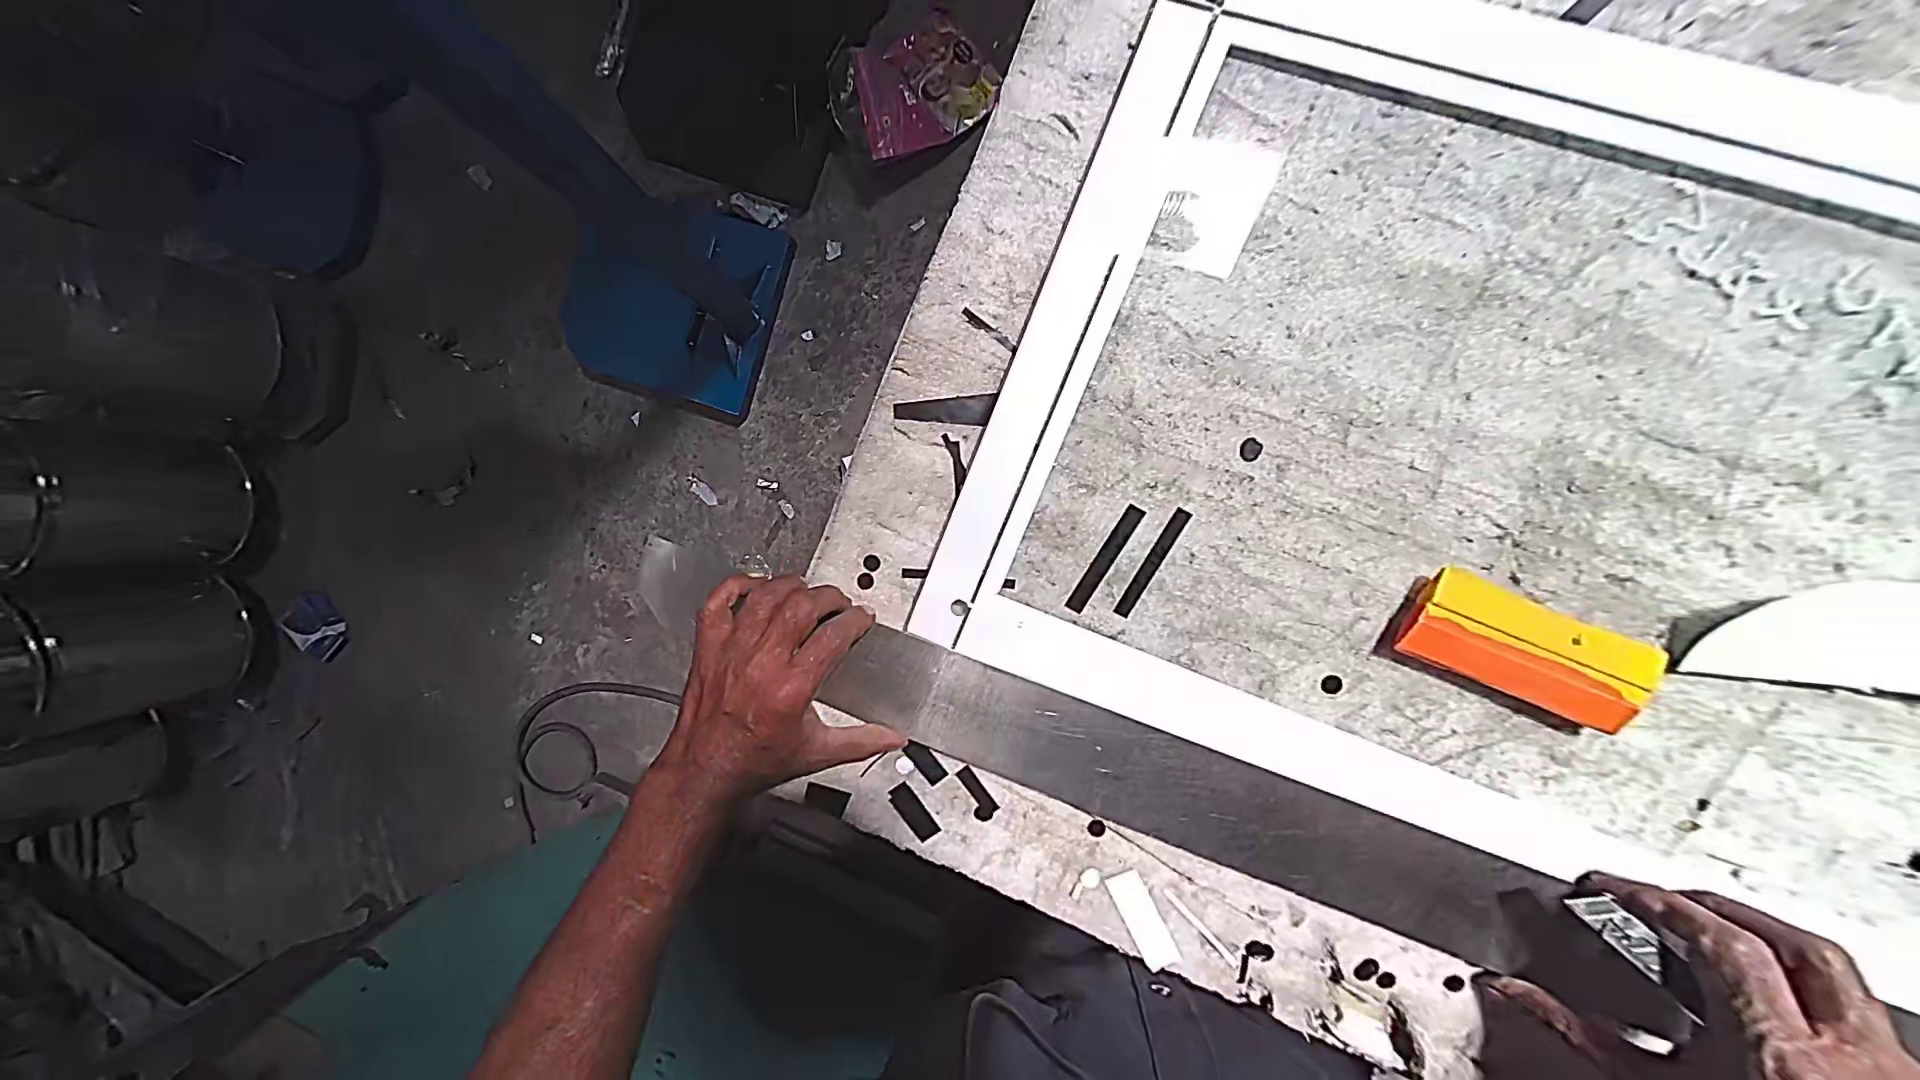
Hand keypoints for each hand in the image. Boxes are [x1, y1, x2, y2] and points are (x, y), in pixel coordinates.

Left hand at [657, 575, 905, 805]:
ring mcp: (732, 650)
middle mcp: (761, 663)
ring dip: (791, 586)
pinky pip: (720, 601)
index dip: (855, 620)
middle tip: (839, 604)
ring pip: (766, 596)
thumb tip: (891, 737)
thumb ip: (860, 742)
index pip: (834, 635)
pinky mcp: (709, 647)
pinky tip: (757, 587)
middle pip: (802, 606)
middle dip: (829, 597)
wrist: (705, 771)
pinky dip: (739, 586)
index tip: (861, 618)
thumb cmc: (754, 762)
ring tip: (805, 591)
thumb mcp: (816, 754)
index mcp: (792, 688)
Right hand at [1482, 871, 1918, 1079]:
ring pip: (1842, 975)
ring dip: (1772, 938)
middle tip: (1665, 896)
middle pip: (1796, 945)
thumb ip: (1579, 1035)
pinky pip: (1861, 1016)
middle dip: (1720, 908)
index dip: (1657, 901)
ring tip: (1721, 928)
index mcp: (1777, 1051)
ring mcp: (1890, 1071)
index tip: (1614, 888)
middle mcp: (1849, 1055)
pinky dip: (1808, 988)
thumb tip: (1511, 990)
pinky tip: (1775, 998)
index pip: (1718, 940)